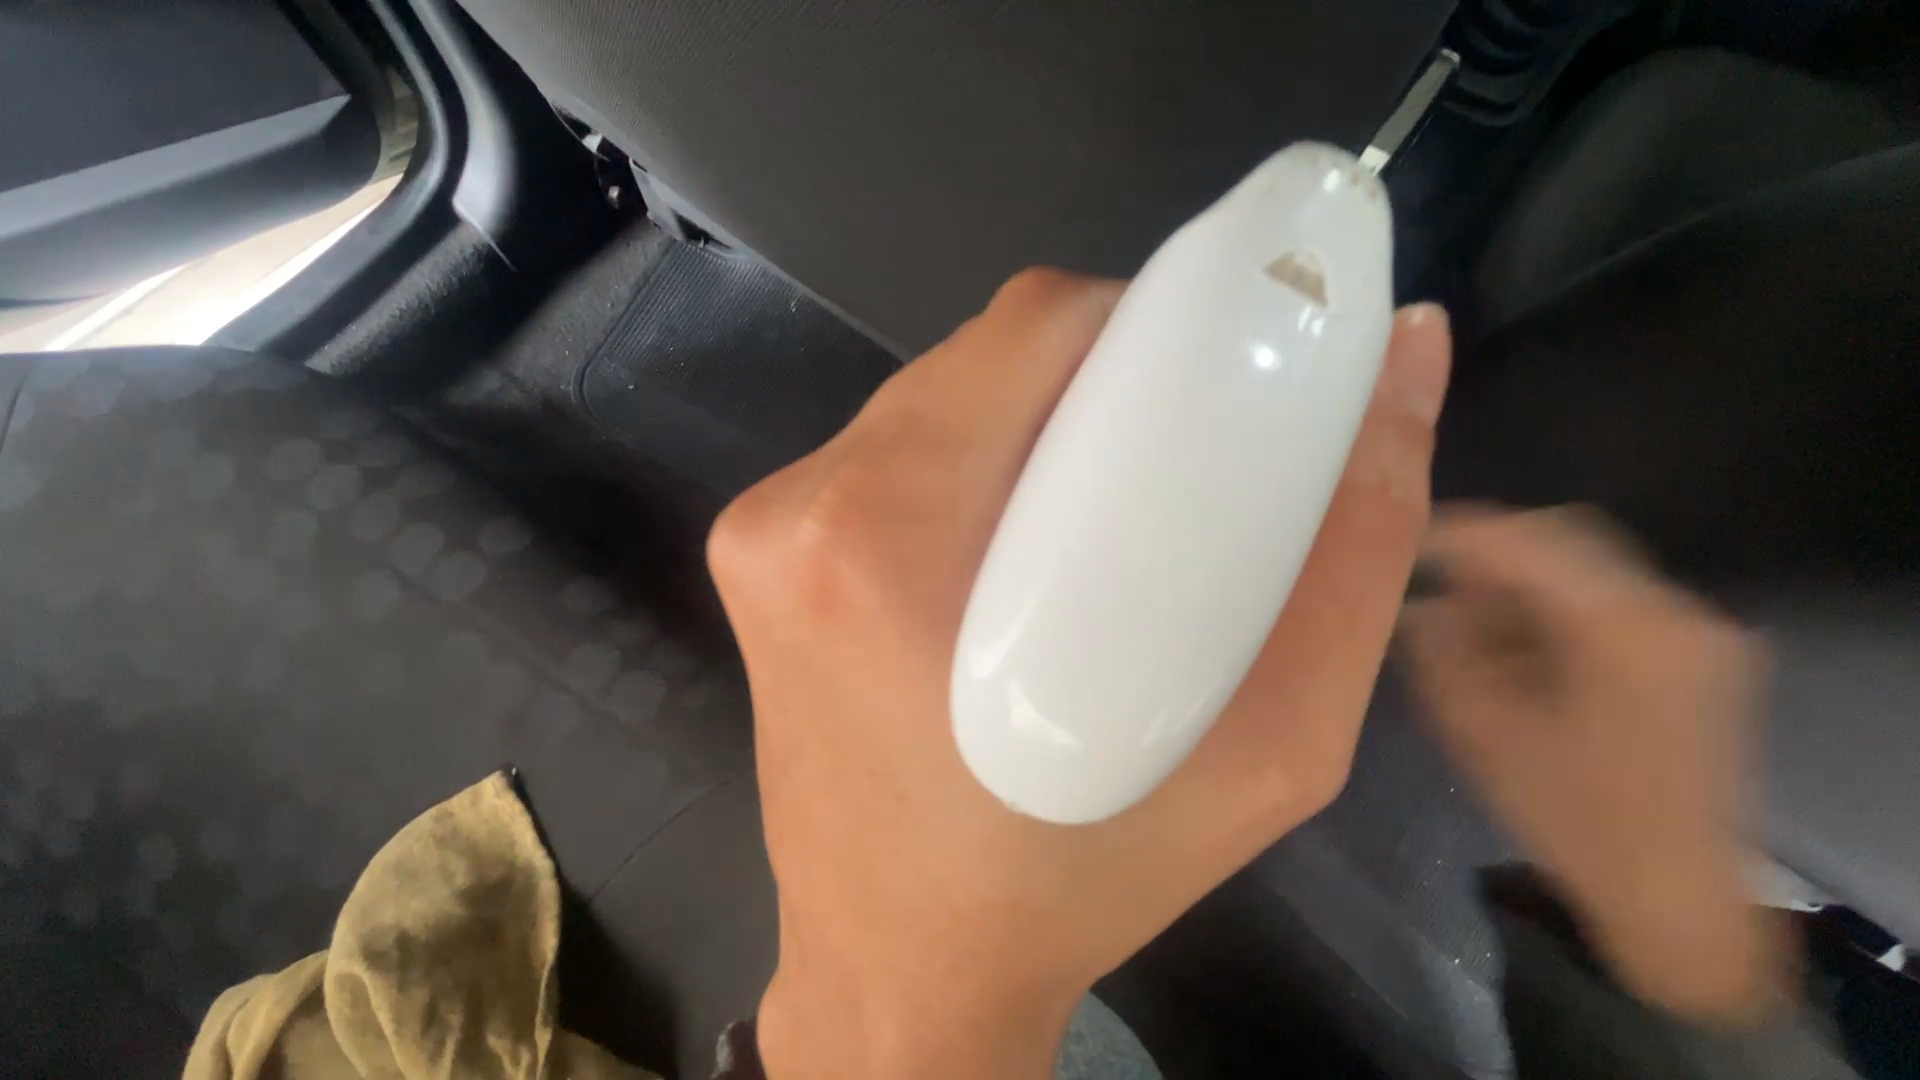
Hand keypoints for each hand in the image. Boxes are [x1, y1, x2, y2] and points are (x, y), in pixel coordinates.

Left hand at [709, 269, 1452, 1078]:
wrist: (899, 965)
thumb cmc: (1077, 876)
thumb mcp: (1267, 747)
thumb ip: (1353, 549)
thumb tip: (1410, 358)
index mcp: (892, 546)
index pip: (1032, 330)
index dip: (1137, 323)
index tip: (1201, 378)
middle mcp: (804, 515)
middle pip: (977, 355)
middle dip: (1088, 373)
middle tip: (1161, 449)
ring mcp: (762, 527)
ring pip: (931, 394)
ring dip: (1025, 416)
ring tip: (1088, 504)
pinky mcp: (753, 549)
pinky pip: (884, 450)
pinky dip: (962, 460)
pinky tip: (1008, 539)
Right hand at [1400, 507, 1789, 1024]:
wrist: (1674, 895)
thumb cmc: (1568, 816)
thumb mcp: (1478, 729)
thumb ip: (1438, 649)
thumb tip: (1416, 602)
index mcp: (1622, 630)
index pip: (1527, 542)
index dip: (1457, 534)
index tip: (1401, 539)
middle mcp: (1674, 613)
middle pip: (1566, 537)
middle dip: (1491, 553)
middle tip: (1435, 582)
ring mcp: (1697, 633)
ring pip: (1588, 566)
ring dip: (1521, 582)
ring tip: (1471, 625)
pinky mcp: (1699, 656)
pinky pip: (1612, 600)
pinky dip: (1555, 608)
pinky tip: (1519, 648)